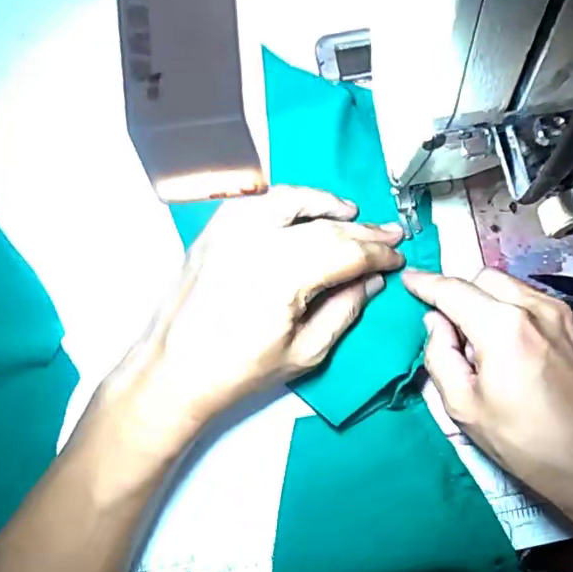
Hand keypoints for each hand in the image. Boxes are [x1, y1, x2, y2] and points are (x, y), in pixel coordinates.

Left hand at [75, 187, 404, 492]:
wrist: (174, 370)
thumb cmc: (242, 370)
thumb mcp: (307, 350)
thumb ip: (345, 309)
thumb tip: (373, 281)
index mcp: (284, 275)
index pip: (347, 252)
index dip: (378, 255)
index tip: (398, 258)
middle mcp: (258, 241)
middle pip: (325, 226)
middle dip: (363, 231)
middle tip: (390, 234)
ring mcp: (231, 230)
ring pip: (290, 200)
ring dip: (326, 204)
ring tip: (351, 212)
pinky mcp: (214, 230)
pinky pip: (258, 201)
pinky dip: (288, 200)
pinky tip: (304, 211)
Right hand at [403, 268, 572, 543]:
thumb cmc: (526, 442)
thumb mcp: (466, 408)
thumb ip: (441, 357)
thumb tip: (436, 323)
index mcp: (503, 327)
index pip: (453, 289)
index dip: (425, 283)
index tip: (409, 280)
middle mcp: (534, 307)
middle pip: (484, 278)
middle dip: (460, 293)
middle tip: (452, 331)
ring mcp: (561, 312)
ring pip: (511, 286)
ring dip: (488, 300)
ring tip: (485, 344)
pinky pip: (532, 300)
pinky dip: (513, 309)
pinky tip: (513, 346)